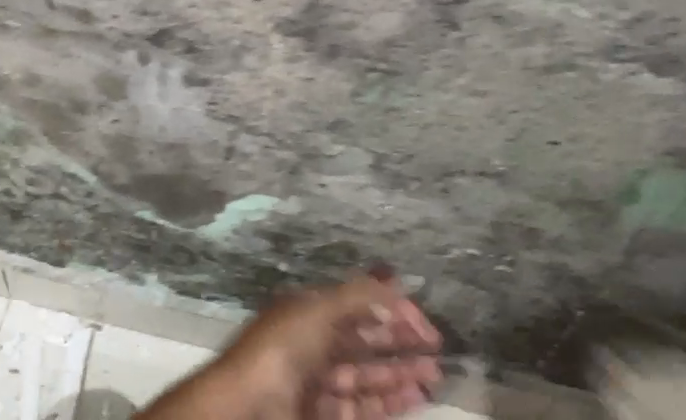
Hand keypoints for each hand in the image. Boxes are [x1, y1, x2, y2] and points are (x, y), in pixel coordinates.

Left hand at [139, 272, 444, 419]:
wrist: (247, 407)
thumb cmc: (282, 349)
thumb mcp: (319, 309)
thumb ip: (359, 294)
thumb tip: (397, 279)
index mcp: (308, 309)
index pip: (356, 303)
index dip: (391, 309)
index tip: (425, 323)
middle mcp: (314, 340)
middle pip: (363, 339)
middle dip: (400, 341)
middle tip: (438, 349)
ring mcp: (318, 380)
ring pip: (366, 374)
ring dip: (401, 373)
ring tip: (436, 376)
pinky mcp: (322, 413)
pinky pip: (361, 405)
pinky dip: (389, 401)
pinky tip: (416, 398)